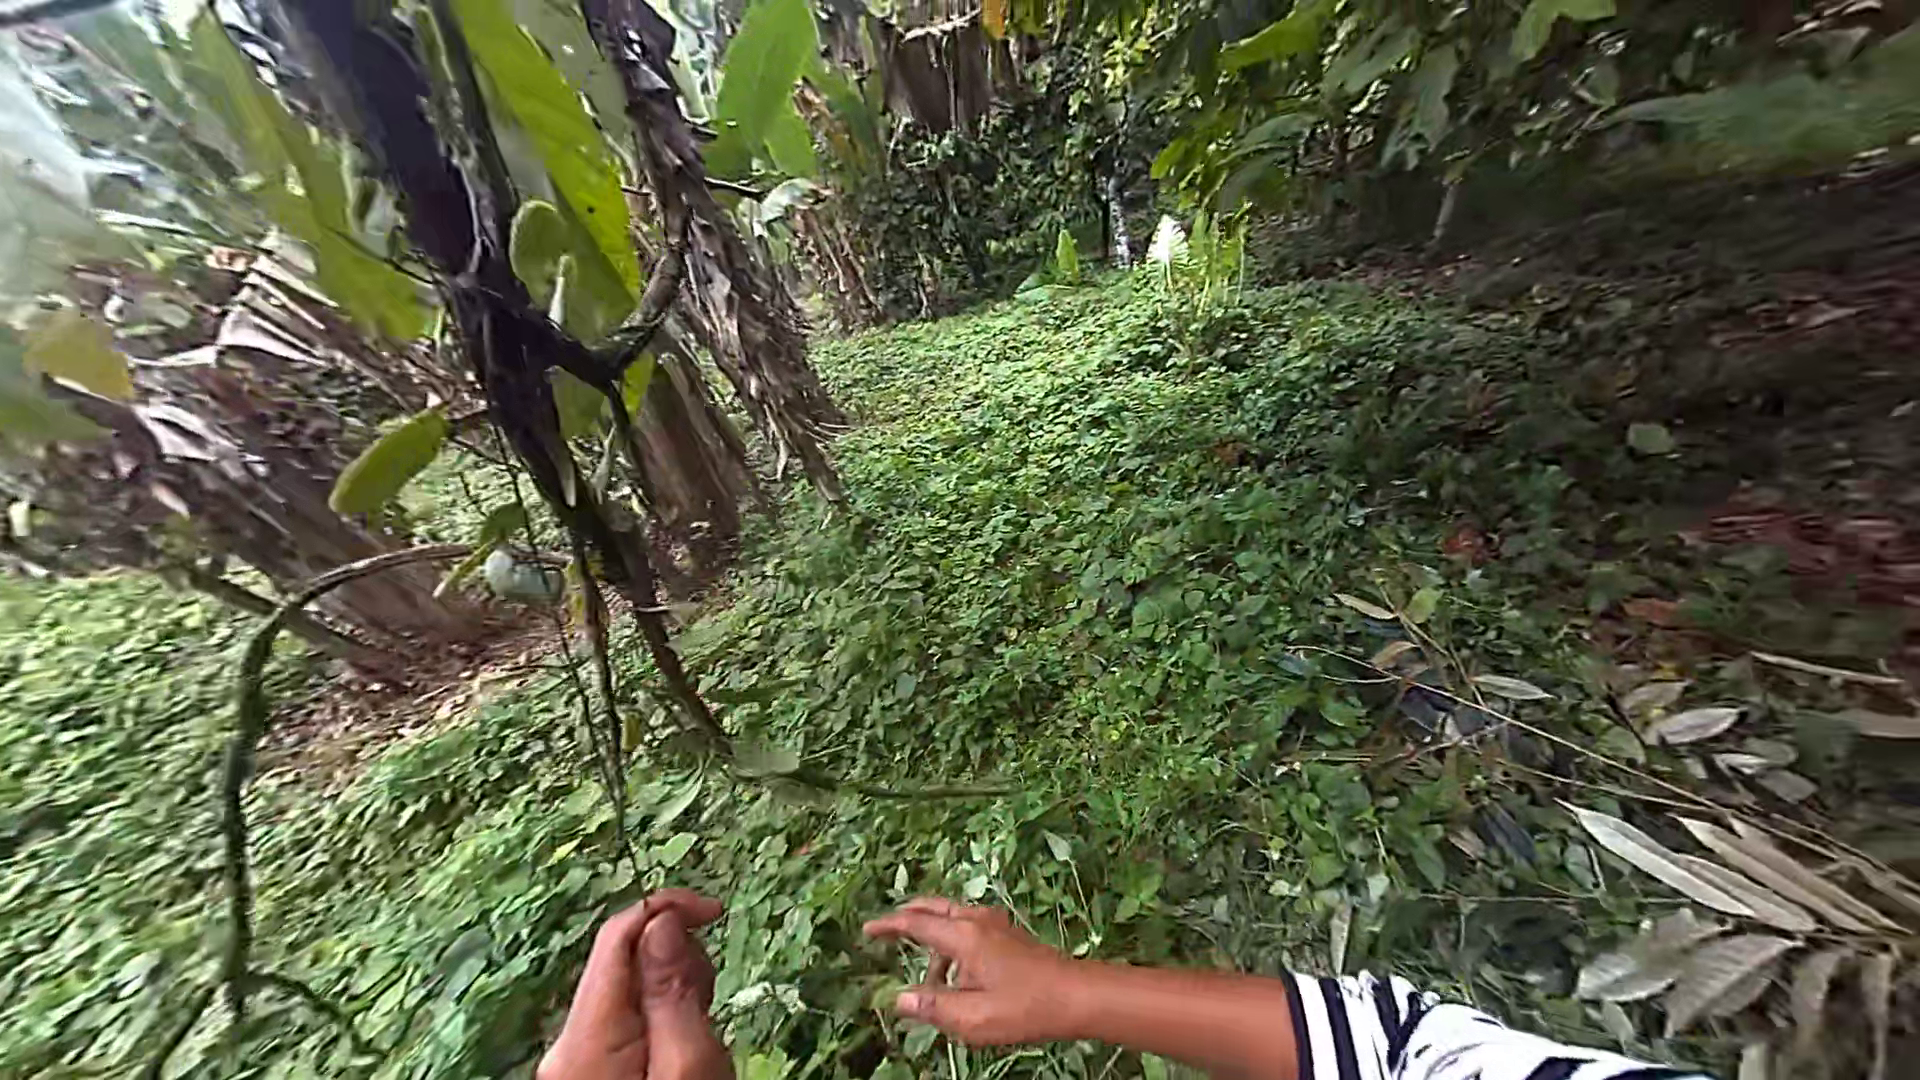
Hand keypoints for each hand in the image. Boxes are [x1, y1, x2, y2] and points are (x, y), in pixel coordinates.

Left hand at [539, 890, 731, 1079]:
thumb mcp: (691, 1066)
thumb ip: (673, 990)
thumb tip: (662, 919)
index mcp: (587, 1038)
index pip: (617, 935)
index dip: (667, 907)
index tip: (716, 914)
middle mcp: (569, 1045)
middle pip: (624, 959)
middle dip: (677, 957)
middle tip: (711, 995)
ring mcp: (575, 1064)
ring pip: (629, 987)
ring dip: (674, 986)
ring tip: (700, 1025)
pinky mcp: (588, 1077)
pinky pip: (627, 1020)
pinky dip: (662, 1013)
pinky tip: (683, 1042)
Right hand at [862, 897, 1082, 1044]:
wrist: (1073, 993)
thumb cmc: (1023, 1008)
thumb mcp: (974, 1018)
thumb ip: (933, 1007)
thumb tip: (898, 998)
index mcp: (963, 935)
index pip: (916, 923)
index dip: (889, 925)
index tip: (867, 930)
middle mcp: (975, 919)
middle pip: (932, 907)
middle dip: (906, 916)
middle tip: (884, 931)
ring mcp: (991, 921)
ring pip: (949, 917)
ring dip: (930, 939)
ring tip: (928, 985)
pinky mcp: (1003, 931)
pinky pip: (965, 926)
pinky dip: (949, 943)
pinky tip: (956, 979)